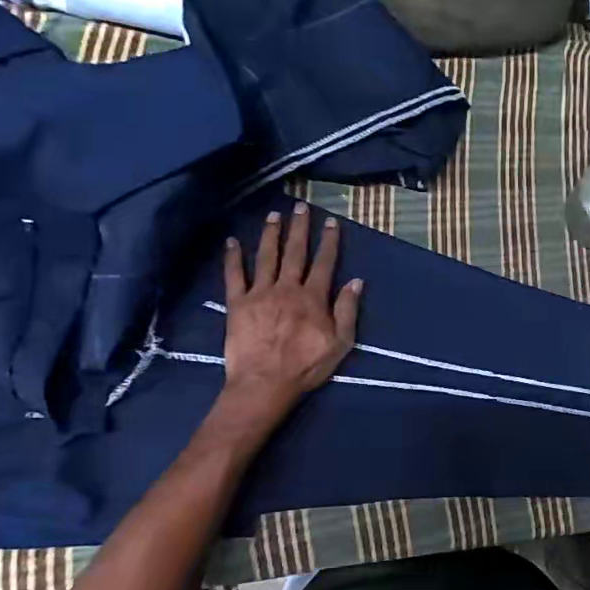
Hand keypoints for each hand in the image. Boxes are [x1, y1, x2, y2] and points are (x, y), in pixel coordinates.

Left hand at [220, 203, 361, 413]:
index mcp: (313, 298)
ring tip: (274, 215)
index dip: (329, 241)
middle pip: (295, 253)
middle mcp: (287, 288)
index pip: (324, 263)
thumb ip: (347, 310)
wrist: (265, 383)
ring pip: (266, 257)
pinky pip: (234, 275)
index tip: (331, 222)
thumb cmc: (307, 366)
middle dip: (299, 228)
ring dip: (271, 234)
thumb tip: (356, 282)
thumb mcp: (340, 343)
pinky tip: (233, 241)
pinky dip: (233, 257)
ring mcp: (259, 293)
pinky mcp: (237, 304)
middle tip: (300, 207)